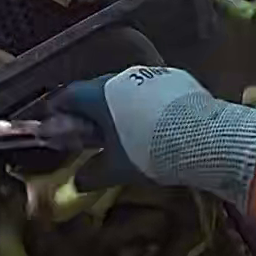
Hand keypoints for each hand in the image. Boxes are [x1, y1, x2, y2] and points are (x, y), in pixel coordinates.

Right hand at [51, 66, 255, 207]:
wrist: (203, 137)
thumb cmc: (148, 152)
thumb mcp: (115, 169)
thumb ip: (91, 174)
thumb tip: (77, 181)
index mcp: (101, 94)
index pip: (68, 94)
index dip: (57, 108)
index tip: (52, 120)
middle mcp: (124, 77)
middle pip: (98, 89)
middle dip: (90, 108)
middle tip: (87, 129)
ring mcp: (153, 74)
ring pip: (127, 87)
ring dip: (120, 104)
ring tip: (122, 127)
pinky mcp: (177, 78)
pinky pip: (152, 88)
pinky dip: (146, 103)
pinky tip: (153, 122)